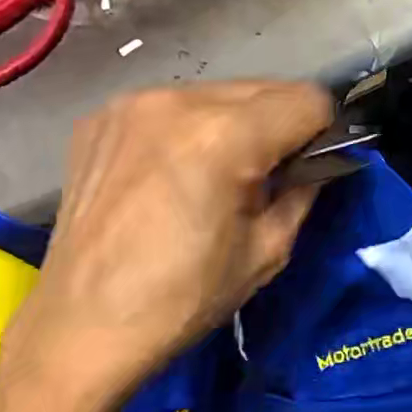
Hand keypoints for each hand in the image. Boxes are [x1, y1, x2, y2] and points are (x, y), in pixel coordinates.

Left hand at [0, 80, 331, 411]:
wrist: (84, 325)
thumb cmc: (188, 296)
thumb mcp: (271, 248)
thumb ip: (304, 190)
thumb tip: (319, 163)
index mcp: (223, 137)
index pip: (308, 100)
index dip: (327, 131)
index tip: (320, 165)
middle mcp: (176, 101)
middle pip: (267, 87)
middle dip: (288, 123)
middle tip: (280, 172)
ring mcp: (131, 104)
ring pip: (222, 93)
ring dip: (244, 123)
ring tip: (229, 173)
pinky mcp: (101, 118)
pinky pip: (177, 105)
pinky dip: (199, 127)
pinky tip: (183, 170)